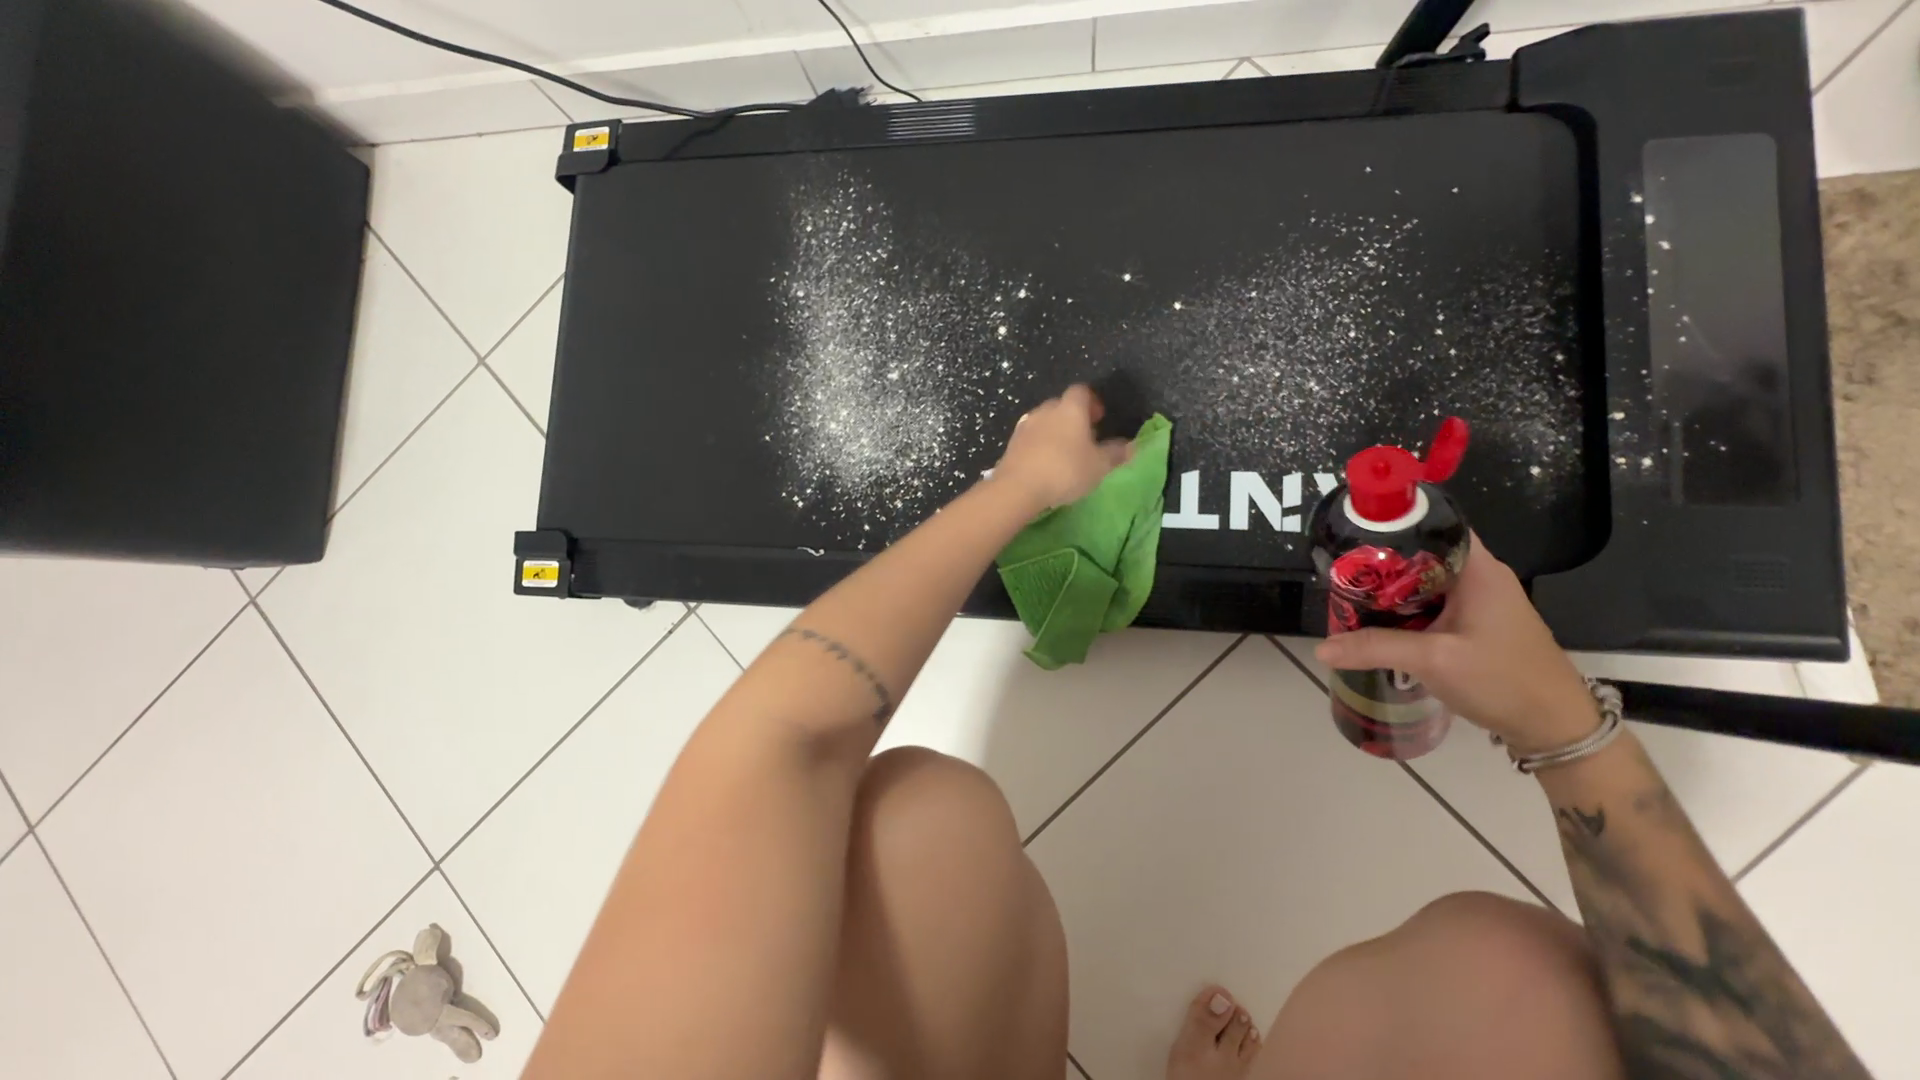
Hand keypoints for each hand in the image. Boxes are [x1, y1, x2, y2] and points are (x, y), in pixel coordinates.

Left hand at [992, 385, 1133, 511]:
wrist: (1018, 487)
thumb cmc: (1065, 470)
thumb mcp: (1099, 465)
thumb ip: (1116, 453)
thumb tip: (1131, 446)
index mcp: (1070, 409)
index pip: (1082, 391)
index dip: (1092, 402)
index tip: (1099, 419)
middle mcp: (1046, 410)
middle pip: (1061, 404)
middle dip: (1074, 417)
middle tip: (1085, 438)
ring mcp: (1025, 425)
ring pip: (1044, 420)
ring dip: (1055, 430)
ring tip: (1064, 452)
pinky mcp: (1011, 443)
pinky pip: (1030, 437)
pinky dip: (1039, 444)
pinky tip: (1044, 463)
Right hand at [1313, 535, 1600, 753]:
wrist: (1554, 726)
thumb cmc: (1503, 680)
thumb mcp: (1434, 661)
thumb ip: (1376, 648)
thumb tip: (1321, 649)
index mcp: (1478, 570)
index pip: (1434, 526)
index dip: (1394, 525)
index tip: (1354, 535)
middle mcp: (1480, 578)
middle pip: (1423, 555)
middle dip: (1382, 564)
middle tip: (1342, 573)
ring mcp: (1479, 603)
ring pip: (1424, 584)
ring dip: (1391, 592)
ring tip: (1351, 597)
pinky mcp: (1476, 626)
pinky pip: (1432, 607)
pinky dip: (1405, 612)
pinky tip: (1379, 625)